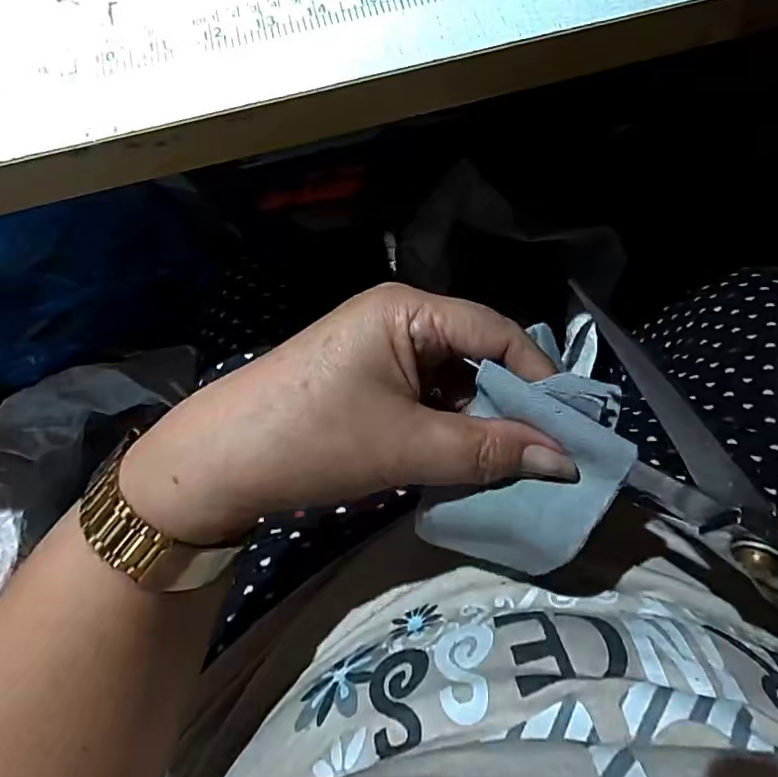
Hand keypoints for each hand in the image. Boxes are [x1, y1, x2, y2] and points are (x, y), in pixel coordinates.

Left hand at [120, 284, 572, 545]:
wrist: (210, 467)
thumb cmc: (312, 441)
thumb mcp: (409, 447)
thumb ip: (491, 451)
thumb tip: (564, 461)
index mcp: (409, 309)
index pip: (497, 332)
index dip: (537, 377)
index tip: (567, 424)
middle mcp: (402, 314)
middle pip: (479, 352)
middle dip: (511, 401)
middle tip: (543, 446)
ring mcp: (385, 343)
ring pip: (457, 376)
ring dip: (482, 415)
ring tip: (508, 456)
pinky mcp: (373, 372)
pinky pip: (431, 390)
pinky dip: (452, 421)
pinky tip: (465, 452)